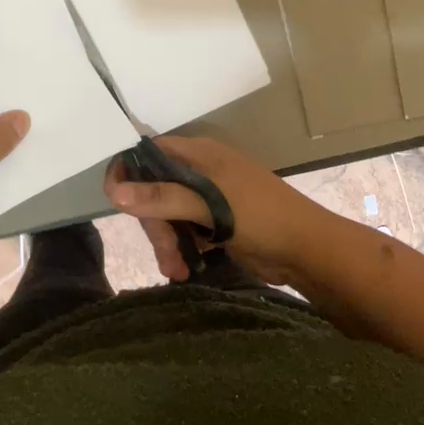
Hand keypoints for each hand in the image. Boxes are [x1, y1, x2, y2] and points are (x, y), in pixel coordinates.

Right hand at [105, 135, 321, 283]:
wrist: (309, 252)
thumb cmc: (262, 217)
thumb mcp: (209, 205)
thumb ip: (162, 197)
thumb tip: (114, 192)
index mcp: (199, 154)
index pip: (148, 153)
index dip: (128, 173)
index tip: (116, 201)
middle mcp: (200, 172)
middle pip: (155, 191)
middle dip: (155, 225)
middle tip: (165, 251)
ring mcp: (208, 199)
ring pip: (168, 216)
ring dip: (167, 244)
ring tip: (175, 271)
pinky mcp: (216, 224)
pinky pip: (185, 233)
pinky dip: (181, 250)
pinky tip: (183, 270)